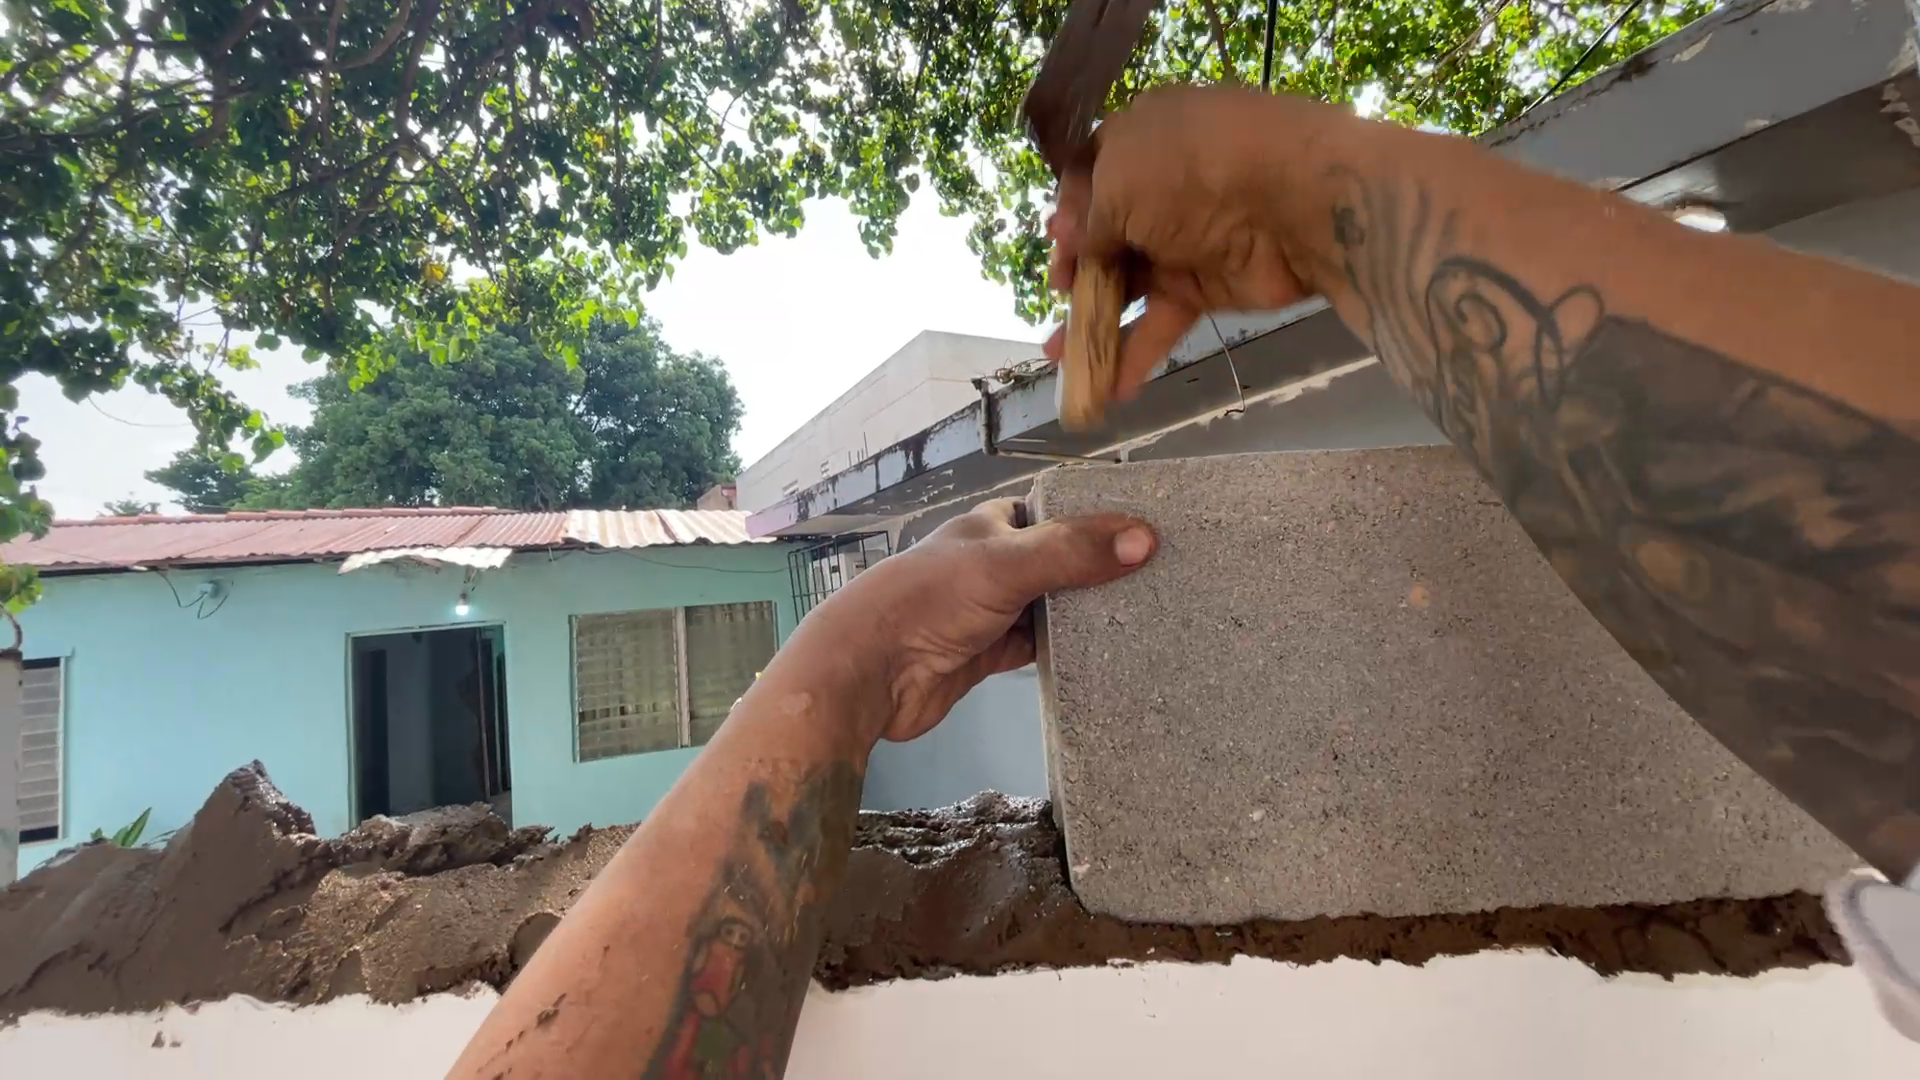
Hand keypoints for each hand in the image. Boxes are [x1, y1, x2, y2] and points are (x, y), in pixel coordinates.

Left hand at [794, 500, 1154, 744]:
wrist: (871, 671)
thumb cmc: (932, 599)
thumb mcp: (1005, 563)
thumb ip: (1072, 552)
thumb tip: (1146, 540)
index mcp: (994, 525)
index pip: (1057, 512)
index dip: (1099, 518)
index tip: (1150, 530)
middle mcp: (995, 562)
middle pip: (1060, 561)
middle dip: (1100, 570)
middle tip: (1162, 578)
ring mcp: (993, 609)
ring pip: (1052, 606)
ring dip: (1087, 613)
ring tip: (1149, 614)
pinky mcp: (991, 653)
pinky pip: (1040, 647)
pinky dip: (1068, 650)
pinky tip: (1106, 653)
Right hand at [1043, 84, 1343, 398]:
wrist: (1294, 203)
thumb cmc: (1194, 173)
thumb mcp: (1119, 182)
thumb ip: (1088, 221)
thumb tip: (1073, 244)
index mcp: (1139, 142)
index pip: (1089, 178)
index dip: (1069, 212)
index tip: (1058, 241)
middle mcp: (1158, 190)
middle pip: (1104, 238)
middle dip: (1075, 272)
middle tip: (1061, 294)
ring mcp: (1181, 241)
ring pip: (1126, 287)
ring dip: (1092, 324)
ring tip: (1060, 359)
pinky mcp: (1203, 287)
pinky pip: (1161, 321)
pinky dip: (1137, 355)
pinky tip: (1111, 389)